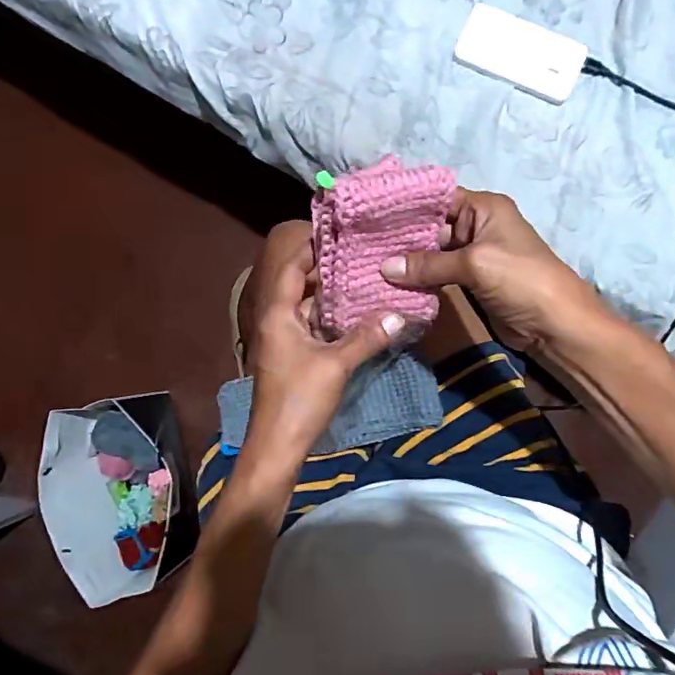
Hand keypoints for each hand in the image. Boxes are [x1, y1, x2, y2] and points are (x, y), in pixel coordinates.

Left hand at [241, 222, 400, 460]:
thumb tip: (399, 313)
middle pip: (299, 285)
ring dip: (330, 295)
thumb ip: (366, 337)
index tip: (336, 230)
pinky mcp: (292, 358)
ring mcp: (283, 341)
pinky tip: (355, 313)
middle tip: (358, 252)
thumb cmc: (299, 399)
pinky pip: (311, 328)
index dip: (310, 247)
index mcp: (277, 314)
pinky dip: (330, 319)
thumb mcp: (336, 365)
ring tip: (362, 276)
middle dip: (325, 269)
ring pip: (307, 308)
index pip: (291, 268)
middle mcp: (276, 322)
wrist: (277, 444)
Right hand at [380, 188, 609, 353]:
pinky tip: (390, 282)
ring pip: (431, 253)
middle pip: (430, 226)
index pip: (438, 199)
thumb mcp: (474, 264)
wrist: (554, 324)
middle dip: (401, 236)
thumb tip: (384, 268)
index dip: (407, 206)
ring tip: (368, 262)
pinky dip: (417, 279)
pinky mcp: (467, 281)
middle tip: (363, 242)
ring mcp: (471, 255)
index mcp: (484, 208)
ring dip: (406, 261)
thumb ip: (429, 265)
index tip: (372, 214)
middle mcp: (475, 226)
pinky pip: (436, 275)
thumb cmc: (521, 279)